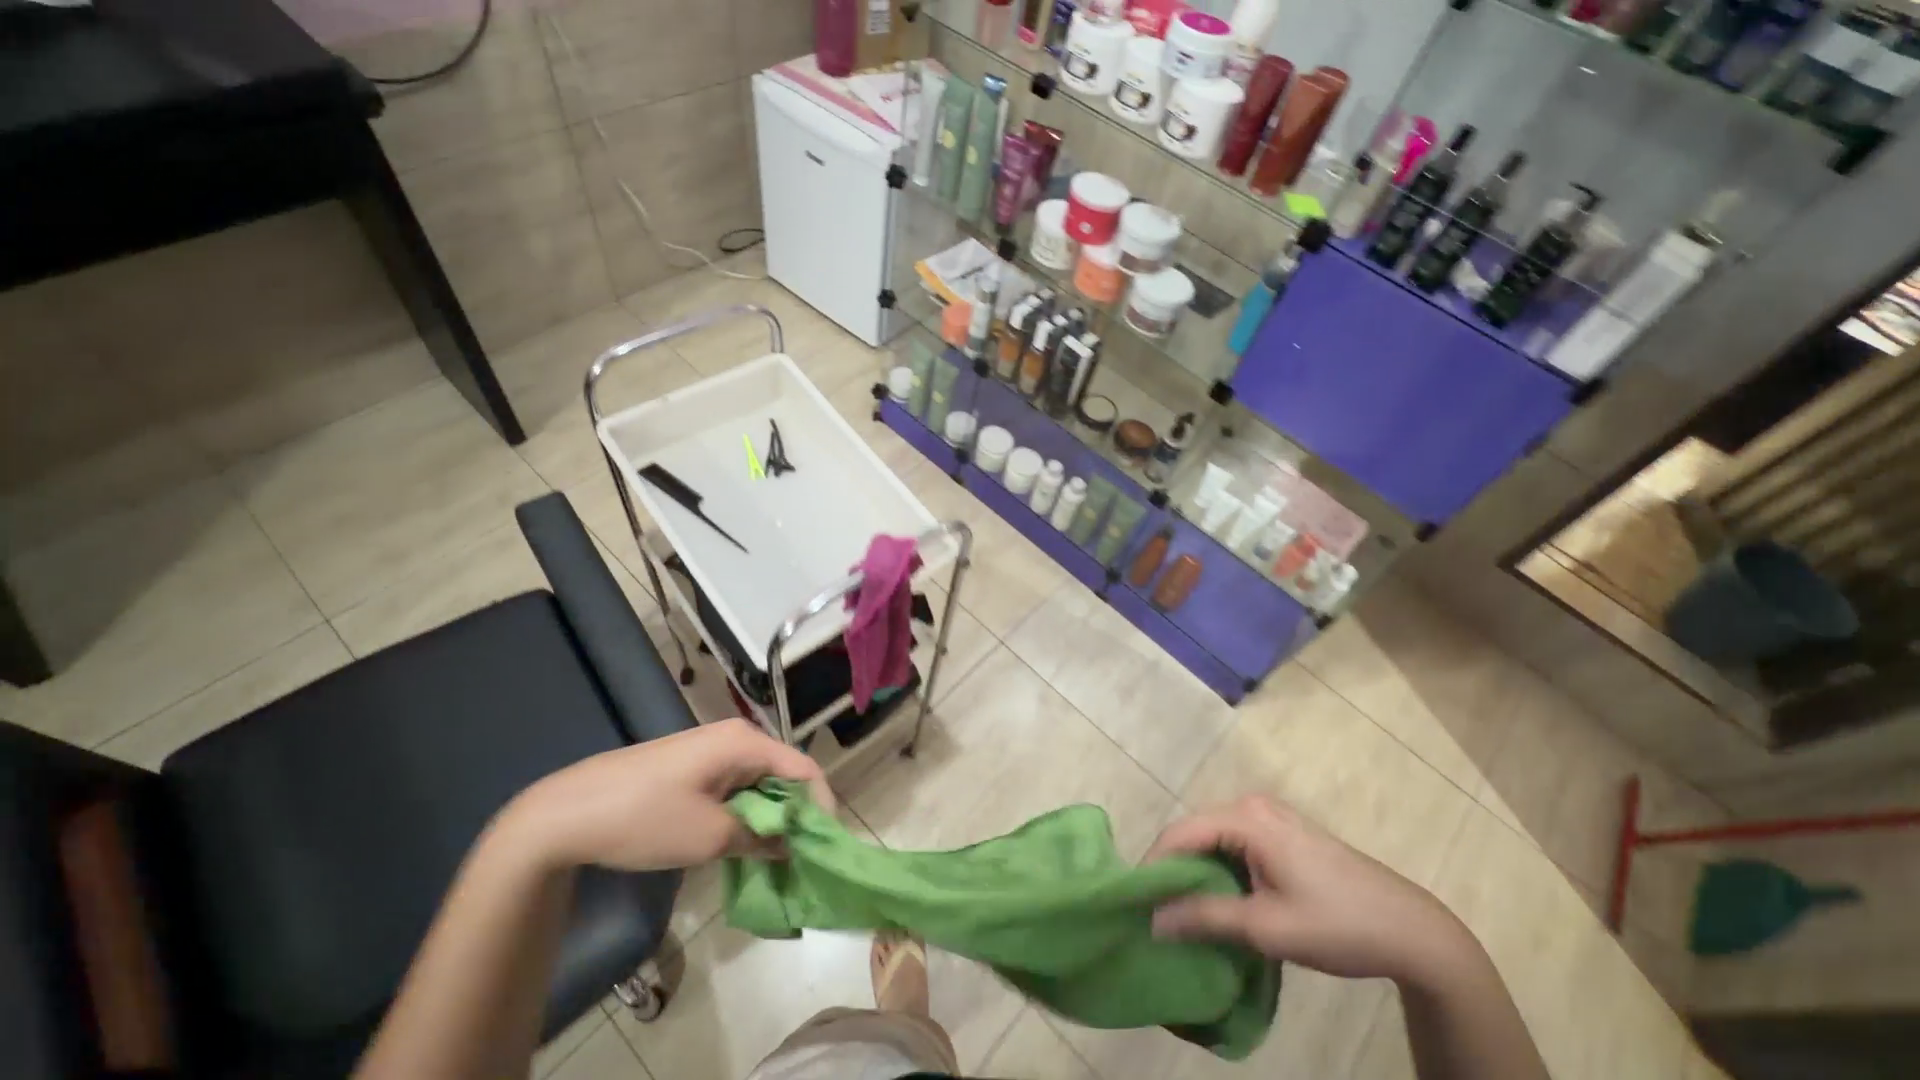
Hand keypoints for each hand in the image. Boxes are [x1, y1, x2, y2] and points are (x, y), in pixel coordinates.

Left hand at [498, 719, 833, 872]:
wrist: (564, 814)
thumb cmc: (645, 819)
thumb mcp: (711, 837)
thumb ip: (762, 838)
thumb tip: (792, 843)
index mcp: (744, 743)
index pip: (805, 769)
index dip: (822, 808)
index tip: (824, 848)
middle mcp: (731, 738)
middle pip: (782, 774)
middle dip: (795, 814)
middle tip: (801, 858)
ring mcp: (707, 751)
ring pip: (757, 783)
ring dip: (769, 817)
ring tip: (774, 858)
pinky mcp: (688, 768)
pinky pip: (732, 787)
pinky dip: (743, 814)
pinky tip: (739, 844)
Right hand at [1147, 796, 1471, 984]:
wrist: (1412, 931)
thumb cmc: (1337, 924)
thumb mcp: (1265, 927)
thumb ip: (1204, 917)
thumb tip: (1152, 919)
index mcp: (1248, 818)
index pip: (1180, 834)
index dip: (1154, 868)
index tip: (1135, 905)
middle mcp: (1256, 807)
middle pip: (1195, 833)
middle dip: (1173, 871)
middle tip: (1156, 913)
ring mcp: (1273, 819)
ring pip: (1215, 841)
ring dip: (1197, 874)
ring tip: (1181, 913)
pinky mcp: (1286, 836)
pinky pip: (1236, 846)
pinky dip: (1221, 872)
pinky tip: (1219, 904)